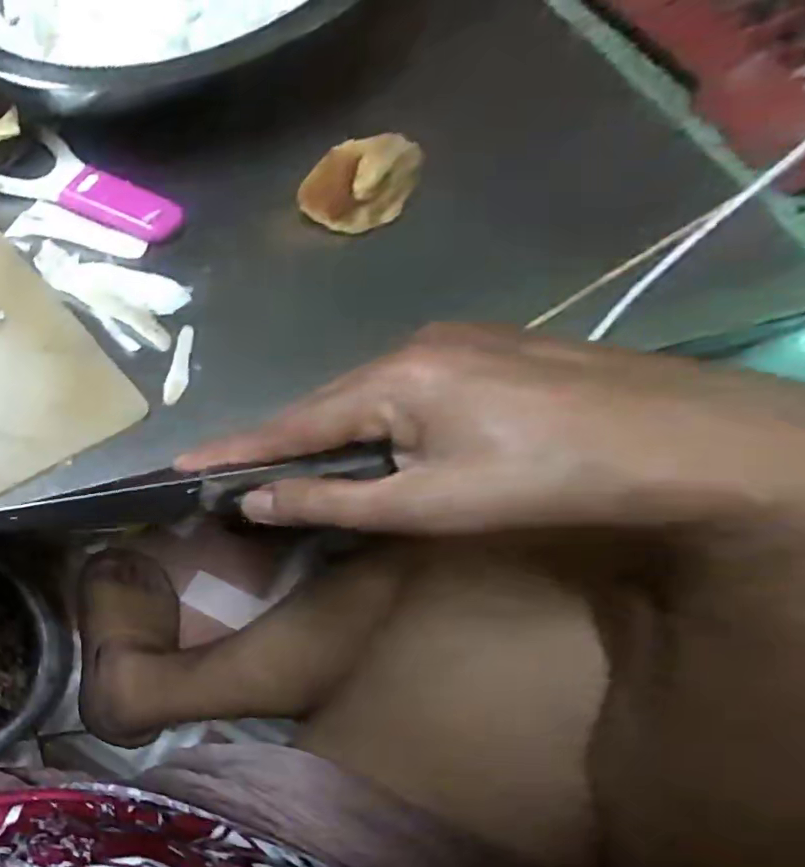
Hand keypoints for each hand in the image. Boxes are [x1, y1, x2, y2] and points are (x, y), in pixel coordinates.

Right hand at [177, 323, 804, 533]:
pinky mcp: (483, 347)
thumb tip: (249, 501)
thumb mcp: (425, 505)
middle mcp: (409, 347)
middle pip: (318, 405)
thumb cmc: (551, 481)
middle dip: (277, 443)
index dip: (230, 450)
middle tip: (233, 476)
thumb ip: (327, 501)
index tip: (179, 463)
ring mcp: (451, 340)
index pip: (286, 424)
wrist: (708, 445)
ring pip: (356, 395)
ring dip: (324, 432)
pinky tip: (371, 441)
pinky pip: (394, 385)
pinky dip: (365, 417)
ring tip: (298, 467)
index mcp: (391, 381)